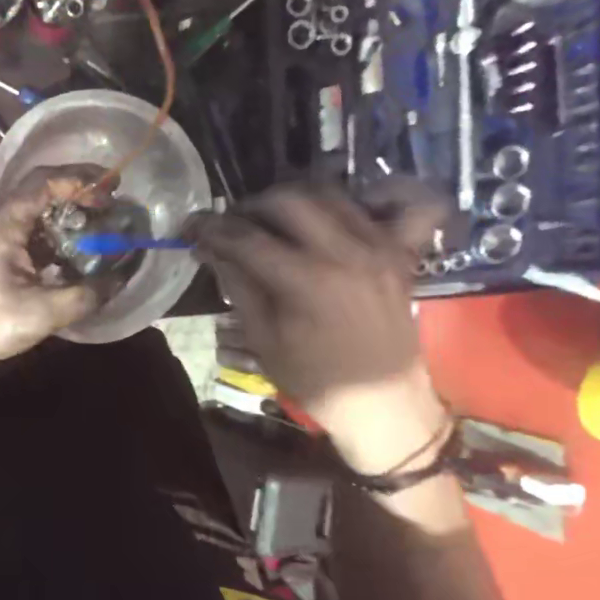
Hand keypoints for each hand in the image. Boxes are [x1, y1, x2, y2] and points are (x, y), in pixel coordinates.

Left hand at [0, 168, 102, 370]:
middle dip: (79, 192)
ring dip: (71, 214)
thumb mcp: (43, 313)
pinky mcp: (3, 257)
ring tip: (103, 224)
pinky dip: (61, 235)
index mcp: (4, 226)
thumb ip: (85, 294)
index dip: (80, 180)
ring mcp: (0, 240)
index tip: (111, 192)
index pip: (43, 182)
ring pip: (40, 213)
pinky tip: (82, 249)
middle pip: (42, 191)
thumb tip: (121, 277)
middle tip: (112, 202)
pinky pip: (36, 234)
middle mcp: (1, 224)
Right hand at [190, 181, 451, 475]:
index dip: (211, 228)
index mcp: (306, 281)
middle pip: (287, 200)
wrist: (383, 406)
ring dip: (294, 197)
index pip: (246, 238)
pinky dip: (382, 194)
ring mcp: (380, 247)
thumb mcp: (264, 340)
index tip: (191, 227)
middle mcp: (346, 252)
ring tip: (275, 217)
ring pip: (331, 194)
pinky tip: (352, 204)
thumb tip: (210, 248)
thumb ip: (238, 286)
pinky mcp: (403, 252)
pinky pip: (408, 204)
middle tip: (233, 225)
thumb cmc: (316, 380)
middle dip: (250, 206)